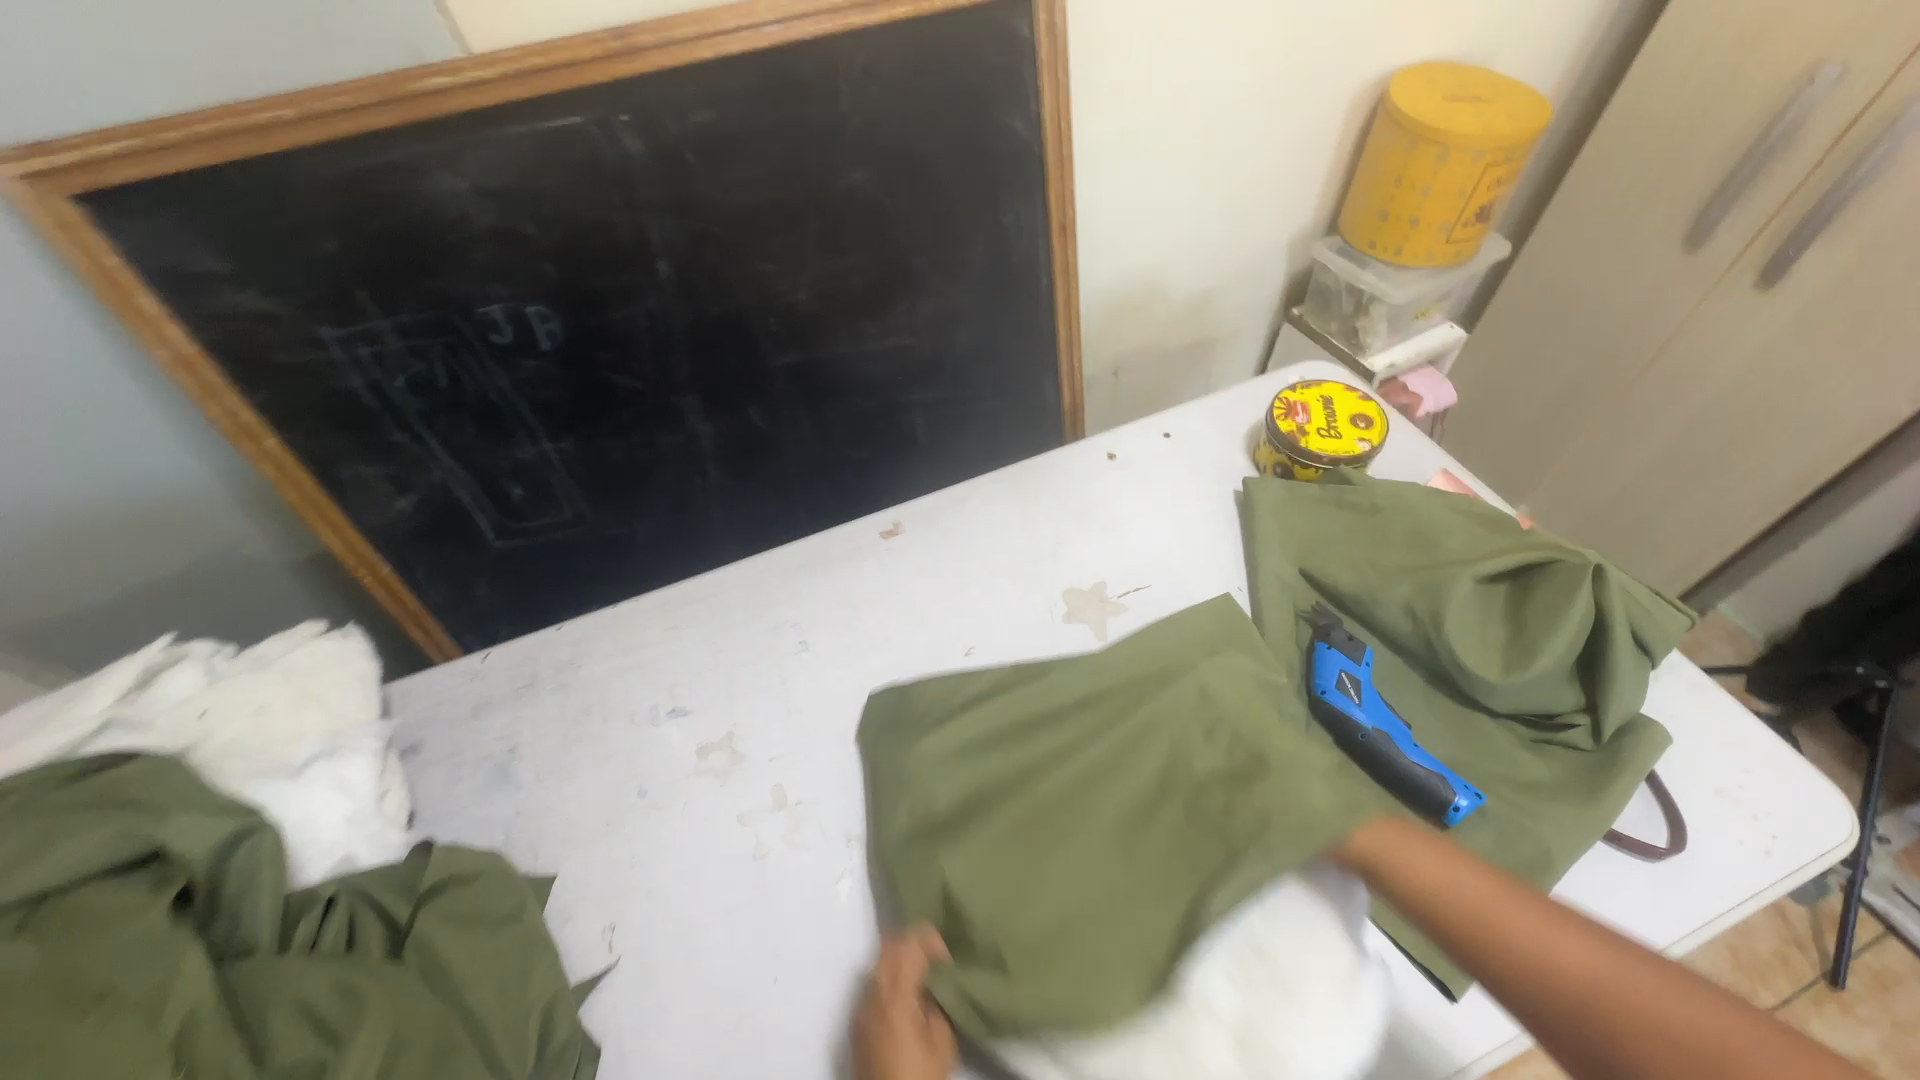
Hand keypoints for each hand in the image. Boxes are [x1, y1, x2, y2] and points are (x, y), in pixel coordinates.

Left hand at [853, 924, 957, 1079]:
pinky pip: (871, 982)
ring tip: (920, 972)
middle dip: (912, 942)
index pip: (909, 945)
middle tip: (935, 957)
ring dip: (898, 957)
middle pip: (888, 946)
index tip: (946, 956)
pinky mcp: (855, 1020)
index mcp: (897, 996)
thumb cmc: (919, 1076)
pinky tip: (903, 991)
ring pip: (877, 962)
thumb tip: (932, 986)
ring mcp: (860, 1005)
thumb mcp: (942, 1044)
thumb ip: (937, 1005)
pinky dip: (887, 975)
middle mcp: (873, 993)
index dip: (929, 939)